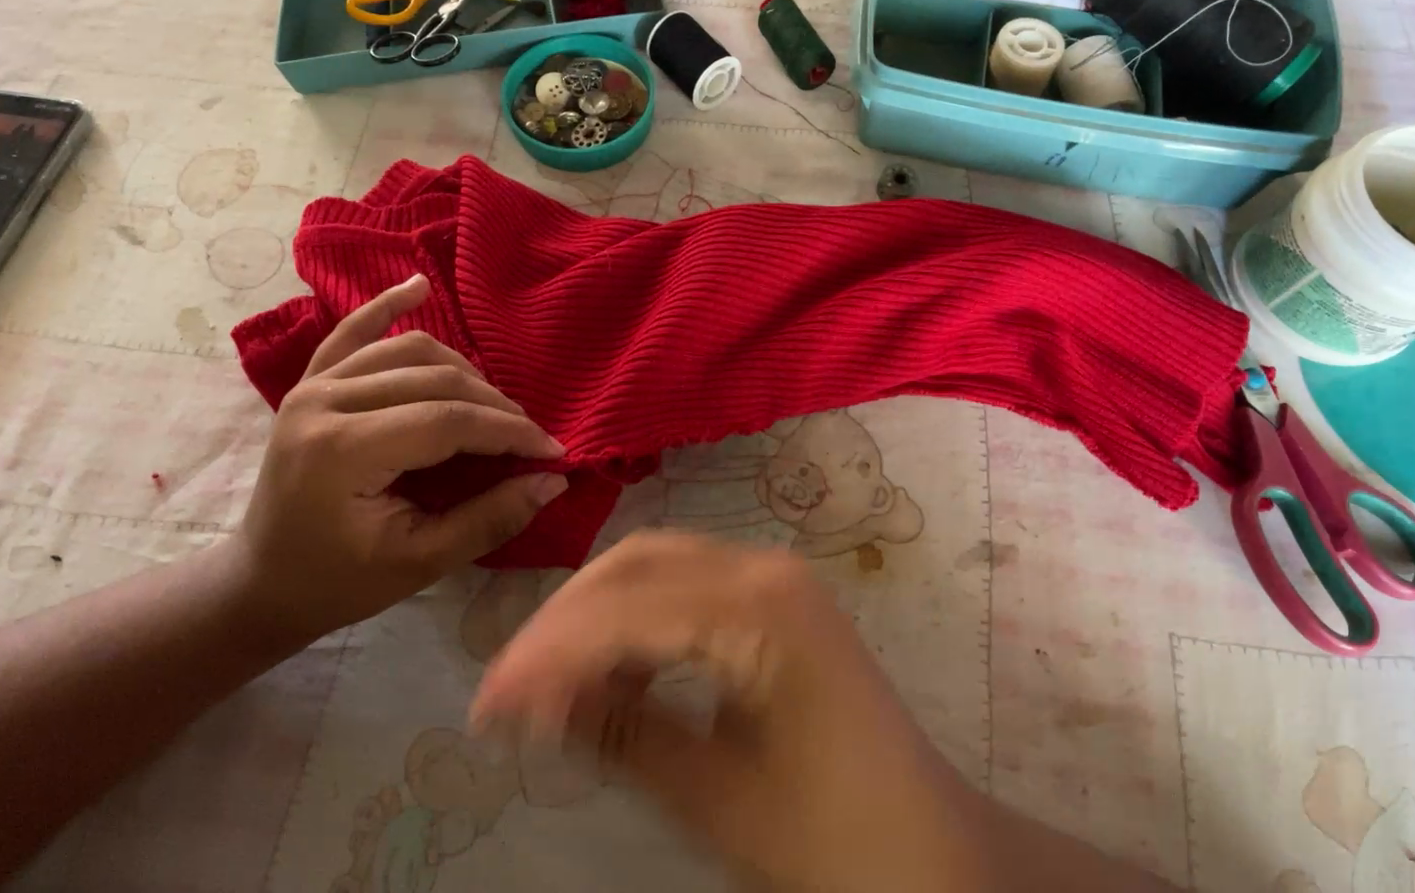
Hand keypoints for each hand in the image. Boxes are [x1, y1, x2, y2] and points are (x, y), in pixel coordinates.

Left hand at [234, 274, 568, 640]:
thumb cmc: (339, 582)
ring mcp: (311, 385)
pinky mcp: (309, 383)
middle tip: (531, 440)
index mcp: (343, 449)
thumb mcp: (419, 564)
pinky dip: (387, 306)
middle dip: (495, 407)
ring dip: (464, 371)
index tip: (553, 451)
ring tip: (497, 406)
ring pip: (409, 352)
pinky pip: (353, 332)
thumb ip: (489, 519)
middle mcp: (323, 402)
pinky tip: (419, 285)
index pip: (448, 420)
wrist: (264, 581)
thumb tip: (552, 480)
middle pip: (435, 380)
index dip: (509, 432)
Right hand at [469, 533, 998, 892]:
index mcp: (759, 610)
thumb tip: (533, 701)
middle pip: (636, 566)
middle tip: (509, 691)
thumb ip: (618, 734)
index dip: (546, 655)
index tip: (485, 708)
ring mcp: (776, 580)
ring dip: (597, 617)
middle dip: (564, 623)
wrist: (929, 850)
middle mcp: (766, 569)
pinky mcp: (777, 602)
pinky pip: (688, 589)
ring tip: (551, 687)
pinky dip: (638, 621)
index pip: (624, 610)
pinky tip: (617, 675)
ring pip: (657, 568)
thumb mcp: (712, 795)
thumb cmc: (831, 836)